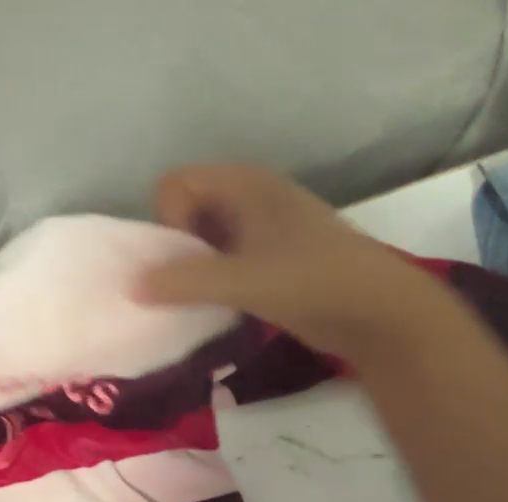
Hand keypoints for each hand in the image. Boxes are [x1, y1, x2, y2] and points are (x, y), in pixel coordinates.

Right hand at [134, 165, 466, 362]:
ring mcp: (262, 231)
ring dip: (189, 267)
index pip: (177, 183)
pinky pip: (220, 260)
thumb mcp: (243, 281)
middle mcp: (252, 200)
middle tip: (186, 283)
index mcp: (248, 187)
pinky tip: (216, 306)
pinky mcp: (269, 260)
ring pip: (202, 238)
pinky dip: (208, 281)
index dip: (169, 218)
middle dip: (173, 246)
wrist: (378, 313)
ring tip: (197, 299)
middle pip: (186, 210)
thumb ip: (183, 282)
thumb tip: (129, 286)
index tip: (188, 255)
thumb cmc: (314, 283)